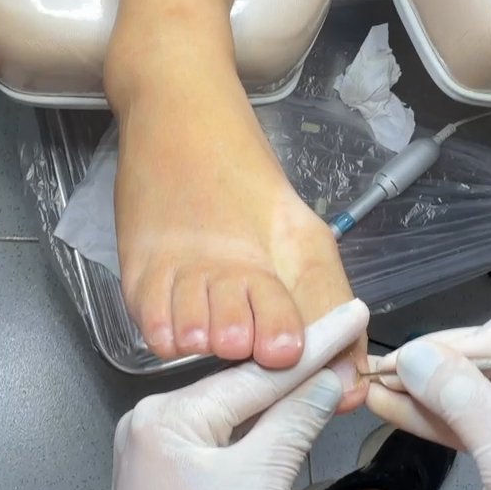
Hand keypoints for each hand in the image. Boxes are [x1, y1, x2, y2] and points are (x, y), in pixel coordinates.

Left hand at [81, 299, 368, 489]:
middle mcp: (153, 417)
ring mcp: (156, 442)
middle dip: (301, 364)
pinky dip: (261, 422)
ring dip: (284, 393)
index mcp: (166, 417)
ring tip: (331, 360)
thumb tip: (328, 380)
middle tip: (350, 328)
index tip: (355, 312)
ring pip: (235, 408)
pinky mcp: (166, 466)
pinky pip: (223, 431)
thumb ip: (292, 428)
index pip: (257, 375)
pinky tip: (291, 404)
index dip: (315, 345)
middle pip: (244, 386)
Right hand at [111, 48, 357, 374]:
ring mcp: (178, 269)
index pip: (295, 341)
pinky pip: (154, 329)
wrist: (179, 115)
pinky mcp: (137, 268)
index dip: (297, 361)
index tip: (289, 353)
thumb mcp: (303, 231)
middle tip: (244, 323)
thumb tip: (353, 374)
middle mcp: (227, 268)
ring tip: (210, 312)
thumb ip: (328, 300)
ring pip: (194, 343)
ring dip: (206, 340)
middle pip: (240, 347)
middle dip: (248, 349)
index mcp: (283, 257)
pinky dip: (169, 331)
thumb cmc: (244, 174)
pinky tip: (181, 309)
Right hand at [365, 290, 490, 489]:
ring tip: (378, 385)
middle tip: (389, 368)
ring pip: (484, 391)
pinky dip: (440, 418)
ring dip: (432, 390)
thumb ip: (461, 398)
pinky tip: (395, 409)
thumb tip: (413, 352)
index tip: (434, 361)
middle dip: (445, 363)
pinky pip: (480, 425)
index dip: (481, 334)